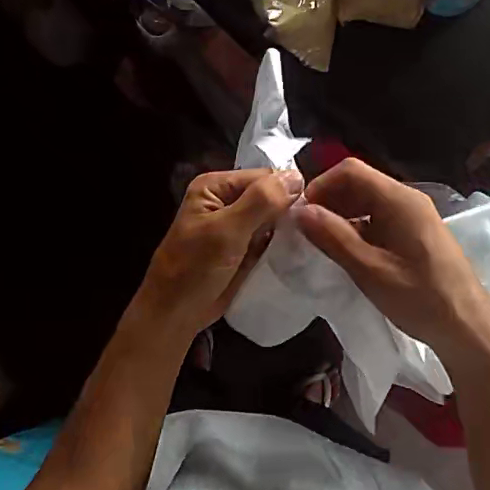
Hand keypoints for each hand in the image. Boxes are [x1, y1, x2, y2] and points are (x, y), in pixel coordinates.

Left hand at [134, 168, 302, 339]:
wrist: (175, 313)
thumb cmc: (194, 268)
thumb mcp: (227, 230)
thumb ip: (260, 201)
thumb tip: (297, 175)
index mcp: (216, 187)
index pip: (265, 177)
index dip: (288, 191)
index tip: (313, 212)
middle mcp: (227, 201)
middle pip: (272, 197)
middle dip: (291, 212)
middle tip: (314, 231)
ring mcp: (236, 227)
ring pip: (274, 221)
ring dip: (290, 232)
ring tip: (313, 243)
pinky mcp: (244, 250)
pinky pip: (271, 242)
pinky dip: (283, 247)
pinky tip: (301, 254)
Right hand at [294, 159, 489, 362]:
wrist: (468, 329)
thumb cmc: (421, 299)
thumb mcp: (370, 270)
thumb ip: (333, 237)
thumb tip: (299, 211)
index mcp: (400, 201)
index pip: (350, 171)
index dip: (319, 186)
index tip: (299, 215)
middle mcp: (408, 201)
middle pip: (358, 184)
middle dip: (327, 202)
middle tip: (304, 232)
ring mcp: (414, 218)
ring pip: (366, 203)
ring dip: (340, 217)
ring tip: (320, 246)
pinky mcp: (415, 236)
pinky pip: (378, 220)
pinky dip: (356, 230)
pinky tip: (345, 254)